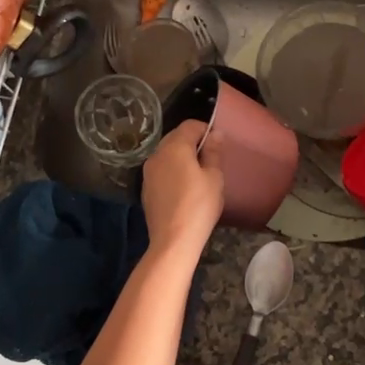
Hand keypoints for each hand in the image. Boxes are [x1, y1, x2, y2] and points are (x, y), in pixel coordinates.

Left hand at [141, 120, 224, 257]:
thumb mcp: (214, 178)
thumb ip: (213, 152)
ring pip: (167, 155)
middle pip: (175, 138)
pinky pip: (161, 171)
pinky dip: (172, 172)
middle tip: (210, 160)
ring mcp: (148, 172)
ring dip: (182, 158)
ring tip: (198, 175)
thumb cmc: (199, 206)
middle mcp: (157, 155)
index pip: (190, 125)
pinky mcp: (146, 188)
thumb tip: (215, 134)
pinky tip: (184, 189)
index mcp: (174, 147)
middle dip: (193, 143)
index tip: (218, 144)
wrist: (173, 240)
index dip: (206, 130)